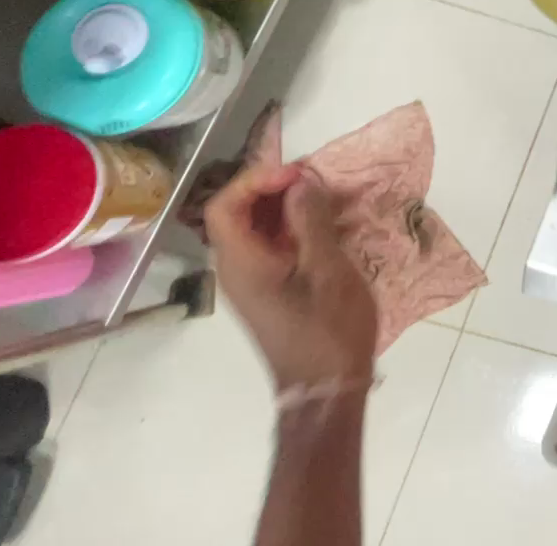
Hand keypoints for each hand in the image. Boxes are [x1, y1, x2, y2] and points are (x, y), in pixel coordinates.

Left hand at [204, 103, 376, 391]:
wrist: (326, 383)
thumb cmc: (328, 326)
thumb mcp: (328, 270)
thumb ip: (312, 222)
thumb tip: (302, 181)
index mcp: (242, 263)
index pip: (225, 206)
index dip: (257, 180)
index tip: (300, 173)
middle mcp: (238, 268)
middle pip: (238, 213)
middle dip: (276, 188)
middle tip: (321, 180)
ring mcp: (254, 279)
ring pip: (258, 227)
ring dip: (290, 206)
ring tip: (331, 197)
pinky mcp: (273, 286)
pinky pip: (274, 244)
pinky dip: (297, 226)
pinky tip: (331, 225)